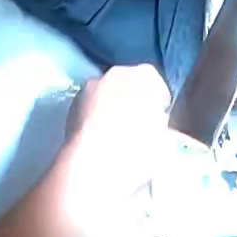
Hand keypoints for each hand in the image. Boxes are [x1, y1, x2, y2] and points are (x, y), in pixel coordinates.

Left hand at [53, 65, 193, 232]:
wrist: (95, 163)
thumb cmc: (138, 150)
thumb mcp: (165, 140)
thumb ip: (160, 125)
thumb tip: (154, 126)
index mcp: (146, 76)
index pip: (156, 86)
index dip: (158, 104)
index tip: (157, 120)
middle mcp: (118, 73)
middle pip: (129, 84)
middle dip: (132, 100)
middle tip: (136, 126)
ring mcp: (92, 85)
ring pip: (106, 93)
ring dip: (110, 106)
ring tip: (113, 134)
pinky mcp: (72, 102)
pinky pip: (90, 106)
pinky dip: (93, 116)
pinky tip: (95, 137)